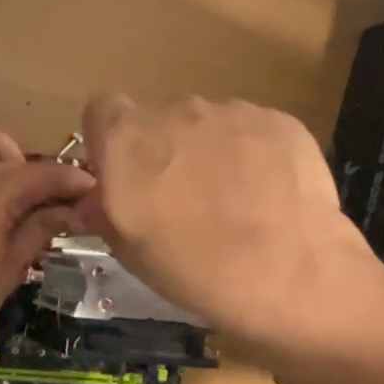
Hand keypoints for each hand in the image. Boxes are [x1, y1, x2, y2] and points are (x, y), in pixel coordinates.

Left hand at [0, 125, 94, 358]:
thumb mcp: (13, 262)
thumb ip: (43, 226)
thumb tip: (76, 211)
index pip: (42, 171)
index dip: (72, 180)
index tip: (94, 190)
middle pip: (4, 144)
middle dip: (29, 163)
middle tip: (43, 196)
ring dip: (1, 162)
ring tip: (16, 200)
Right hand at [78, 93, 383, 360]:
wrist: (287, 273)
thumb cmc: (189, 266)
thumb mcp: (126, 248)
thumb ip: (102, 210)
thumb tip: (96, 197)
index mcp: (126, 140)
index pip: (101, 110)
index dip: (108, 141)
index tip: (120, 174)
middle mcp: (174, 111)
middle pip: (156, 118)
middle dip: (160, 149)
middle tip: (176, 196)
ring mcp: (231, 111)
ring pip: (204, 123)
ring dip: (205, 150)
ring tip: (227, 198)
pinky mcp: (279, 121)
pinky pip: (248, 130)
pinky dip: (249, 154)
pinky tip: (262, 194)